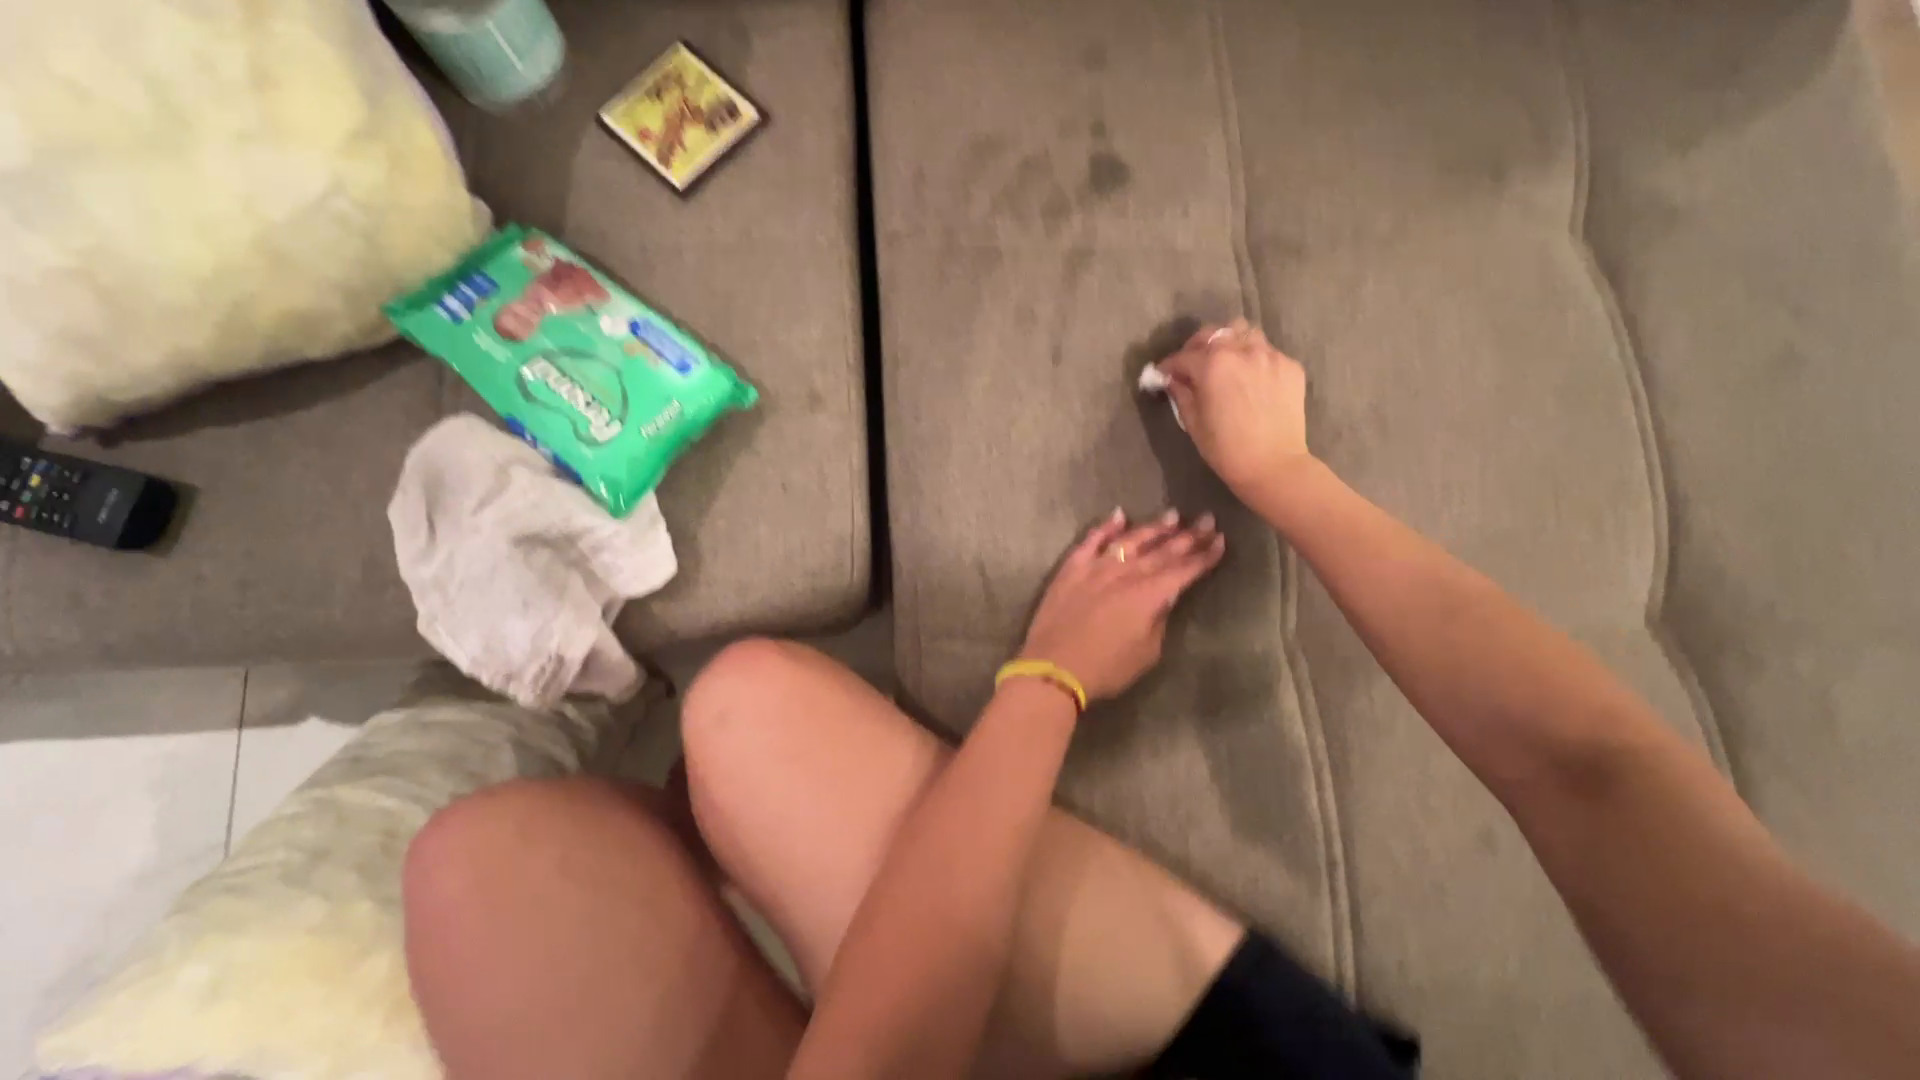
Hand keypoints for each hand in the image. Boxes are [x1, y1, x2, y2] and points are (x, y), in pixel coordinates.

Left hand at [1018, 509, 1226, 702]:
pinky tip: (1118, 515)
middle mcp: (1125, 574)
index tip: (1220, 541)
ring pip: (1130, 541)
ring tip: (1172, 516)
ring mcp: (1096, 568)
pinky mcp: (1071, 570)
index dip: (1204, 556)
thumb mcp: (1147, 652)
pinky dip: (1105, 527)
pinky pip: (1091, 542)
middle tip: (1207, 519)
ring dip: (1153, 528)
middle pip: (1162, 551)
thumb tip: (1164, 598)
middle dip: (1188, 536)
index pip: (1183, 570)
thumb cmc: (1106, 668)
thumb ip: (1158, 619)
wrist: (1054, 669)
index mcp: (1149, 595)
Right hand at [1156, 319, 1312, 499]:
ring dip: (1231, 344)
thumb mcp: (1194, 423)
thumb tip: (1173, 380)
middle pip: (1215, 333)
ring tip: (1227, 364)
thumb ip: (1181, 393)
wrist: (1273, 465)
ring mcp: (1270, 356)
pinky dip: (1255, 359)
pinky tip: (1252, 380)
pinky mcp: (1291, 366)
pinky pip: (1268, 352)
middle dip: (1198, 346)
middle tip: (1193, 364)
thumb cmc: (1226, 449)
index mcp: (1213, 364)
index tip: (1164, 374)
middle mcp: (1242, 351)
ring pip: (1245, 334)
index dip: (1169, 365)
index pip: (1184, 356)